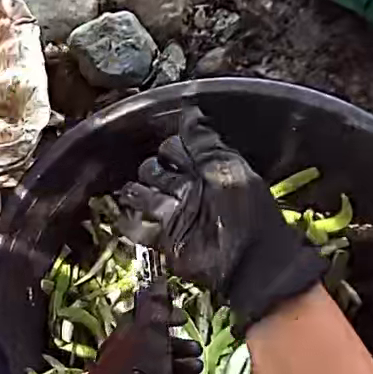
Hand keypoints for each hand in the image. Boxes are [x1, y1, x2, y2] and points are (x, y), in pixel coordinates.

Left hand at [63, 275, 201, 373]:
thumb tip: (157, 291)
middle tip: (196, 348)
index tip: (183, 318)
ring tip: (199, 367)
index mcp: (122, 340)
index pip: (144, 320)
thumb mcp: (145, 342)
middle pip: (156, 344)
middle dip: (178, 344)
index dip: (164, 316)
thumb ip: (153, 318)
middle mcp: (126, 357)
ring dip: (183, 363)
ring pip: (162, 365)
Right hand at [115, 107, 325, 325]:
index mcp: (206, 170)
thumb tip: (189, 112)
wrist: (250, 262)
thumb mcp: (228, 168)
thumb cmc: (245, 211)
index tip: (166, 150)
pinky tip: (122, 216)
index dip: (170, 148)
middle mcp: (188, 190)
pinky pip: (141, 230)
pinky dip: (130, 224)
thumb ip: (205, 143)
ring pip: (145, 198)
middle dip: (150, 170)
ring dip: (136, 193)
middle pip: (156, 172)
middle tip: (150, 172)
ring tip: (129, 190)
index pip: (175, 150)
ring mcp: (176, 216)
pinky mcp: (167, 240)